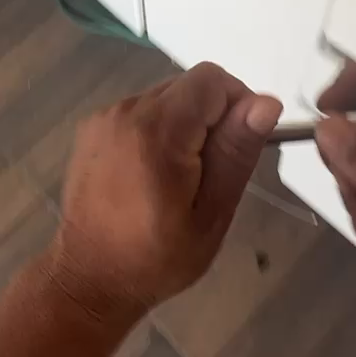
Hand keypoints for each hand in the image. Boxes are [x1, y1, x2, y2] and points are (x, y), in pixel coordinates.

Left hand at [44, 63, 283, 323]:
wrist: (89, 276)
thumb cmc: (157, 257)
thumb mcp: (212, 213)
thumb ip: (236, 151)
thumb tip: (266, 102)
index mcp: (157, 130)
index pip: (211, 79)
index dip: (237, 103)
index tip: (237, 147)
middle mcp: (127, 110)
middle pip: (188, 85)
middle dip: (211, 117)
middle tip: (210, 171)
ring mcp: (105, 116)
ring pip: (166, 96)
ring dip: (184, 123)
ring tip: (180, 176)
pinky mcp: (92, 125)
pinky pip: (141, 110)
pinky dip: (157, 129)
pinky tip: (152, 172)